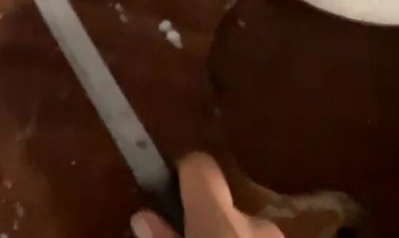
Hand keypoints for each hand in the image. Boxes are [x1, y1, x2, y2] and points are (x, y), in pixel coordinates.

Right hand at [132, 155, 285, 237]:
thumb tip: (143, 216)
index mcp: (220, 218)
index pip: (200, 167)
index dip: (185, 170)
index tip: (171, 179)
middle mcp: (256, 222)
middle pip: (227, 205)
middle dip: (214, 220)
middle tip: (193, 233)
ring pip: (250, 231)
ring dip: (237, 237)